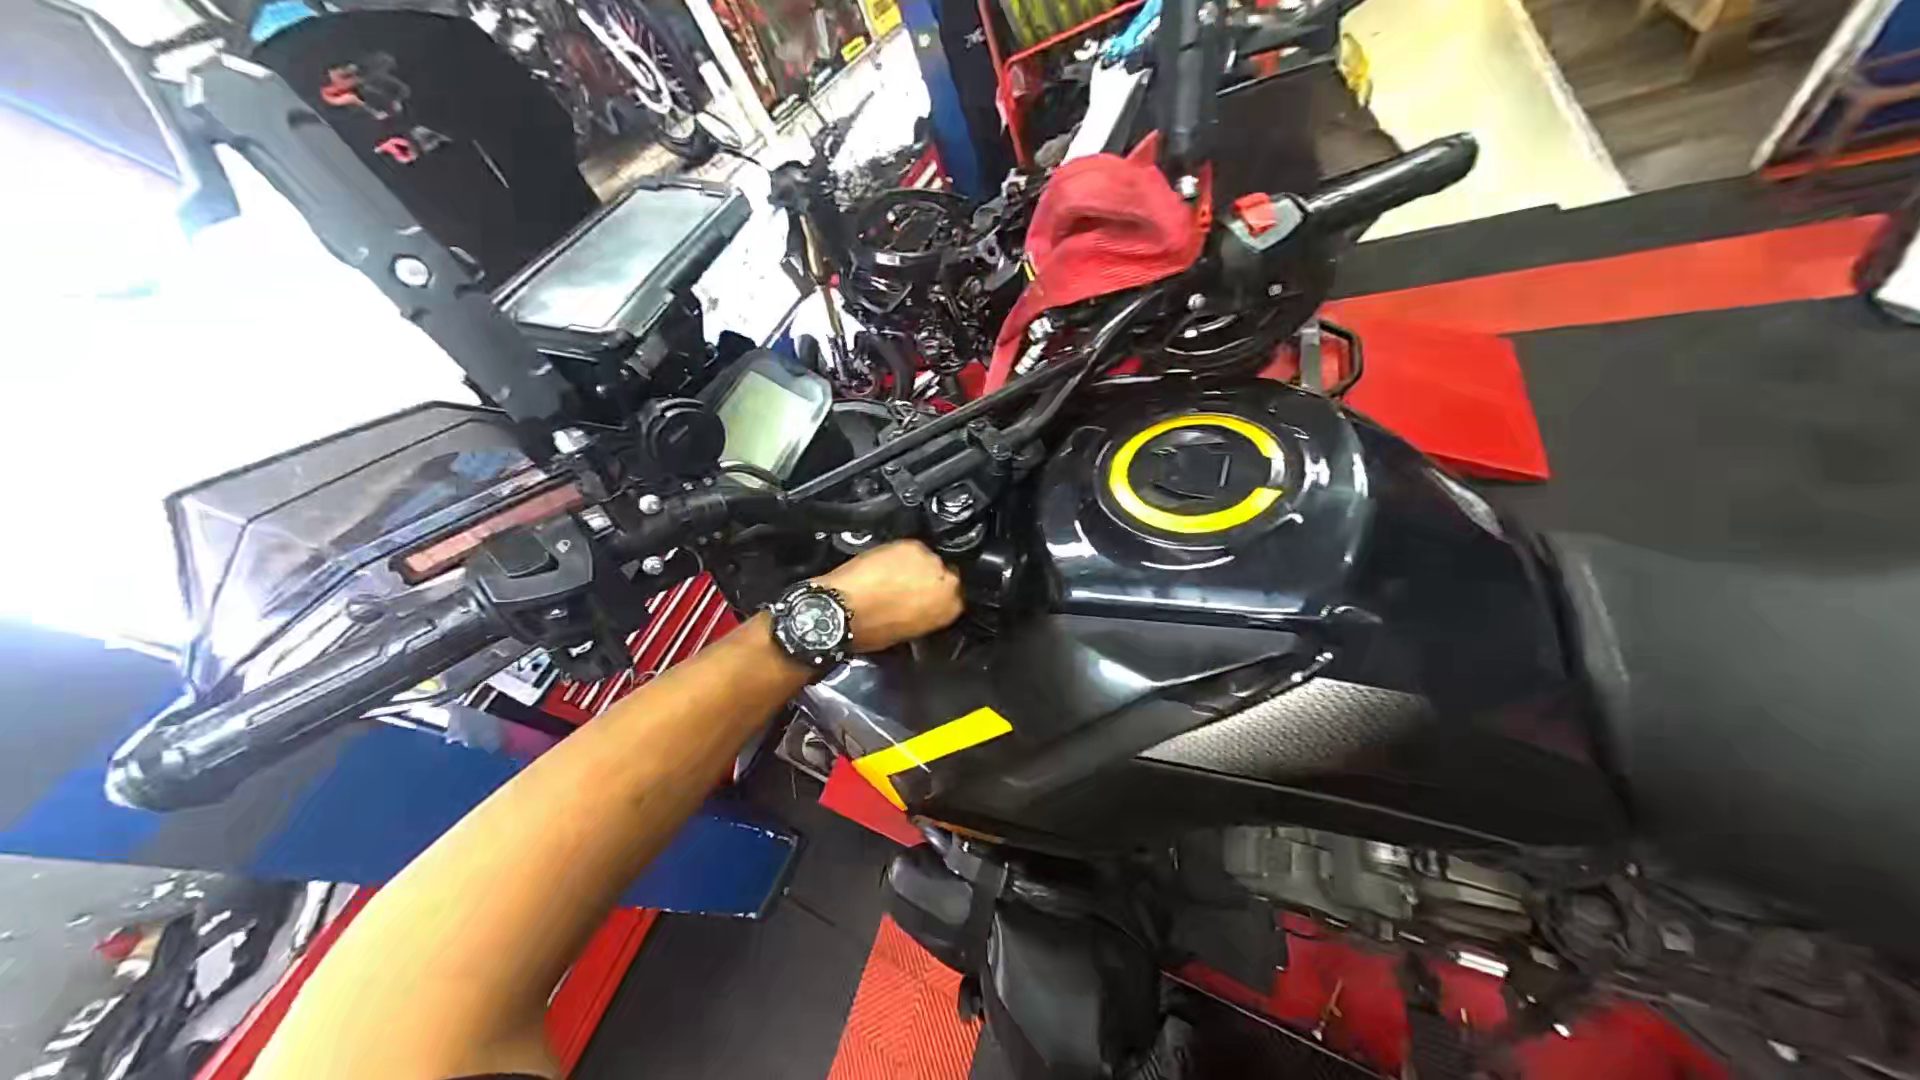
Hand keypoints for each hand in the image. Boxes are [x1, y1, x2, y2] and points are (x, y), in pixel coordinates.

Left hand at [815, 540, 963, 651]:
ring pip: (926, 559)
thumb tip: (920, 607)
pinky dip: (897, 554)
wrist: (844, 610)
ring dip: (913, 565)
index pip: (955, 597)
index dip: (936, 595)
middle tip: (906, 586)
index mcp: (949, 609)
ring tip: (891, 575)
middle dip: (928, 578)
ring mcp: (929, 560)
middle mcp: (947, 583)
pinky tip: (882, 566)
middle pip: (944, 573)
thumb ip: (924, 615)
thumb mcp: (908, 632)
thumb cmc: (870, 628)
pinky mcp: (909, 545)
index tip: (924, 596)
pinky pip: (908, 548)